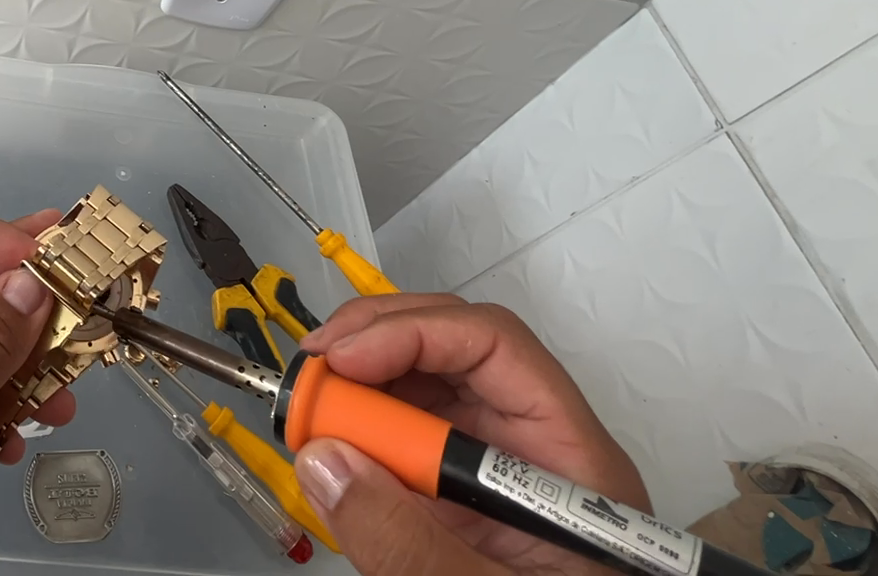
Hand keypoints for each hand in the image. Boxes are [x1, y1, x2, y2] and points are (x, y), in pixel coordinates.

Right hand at [291, 294, 647, 575]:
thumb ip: (410, 544)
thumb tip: (320, 459)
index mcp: (565, 453)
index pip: (492, 342)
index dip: (410, 333)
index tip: (341, 360)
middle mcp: (527, 434)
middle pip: (449, 337)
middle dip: (371, 337)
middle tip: (312, 368)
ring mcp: (487, 452)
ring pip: (418, 369)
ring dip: (355, 376)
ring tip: (311, 406)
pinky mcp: (451, 476)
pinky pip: (399, 416)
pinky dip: (355, 417)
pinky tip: (327, 439)